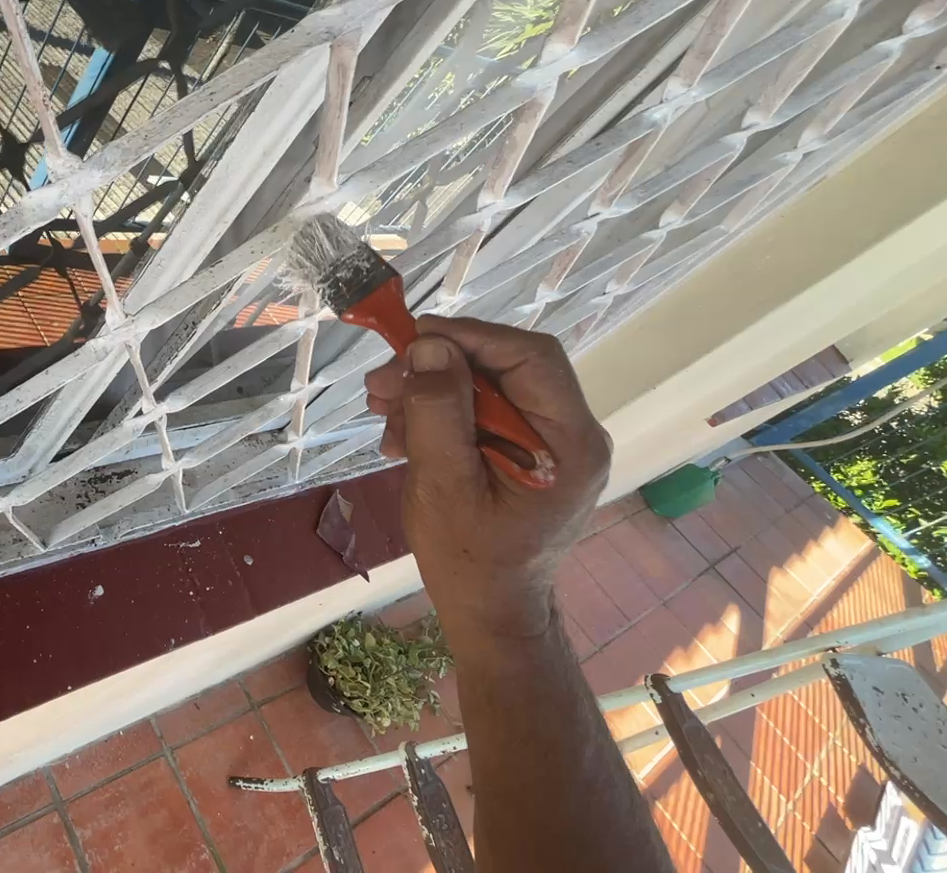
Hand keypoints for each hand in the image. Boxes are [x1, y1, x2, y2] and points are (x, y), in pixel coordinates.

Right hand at [364, 317, 611, 642]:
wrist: (488, 609)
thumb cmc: (468, 557)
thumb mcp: (444, 483)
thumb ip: (439, 412)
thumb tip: (429, 347)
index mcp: (568, 440)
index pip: (530, 357)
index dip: (470, 337)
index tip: (411, 339)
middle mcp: (568, 433)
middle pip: (502, 368)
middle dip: (435, 367)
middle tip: (378, 384)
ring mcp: (546, 443)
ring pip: (483, 387)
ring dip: (426, 391)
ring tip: (379, 412)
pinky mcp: (522, 453)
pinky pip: (478, 413)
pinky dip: (434, 414)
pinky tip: (400, 437)